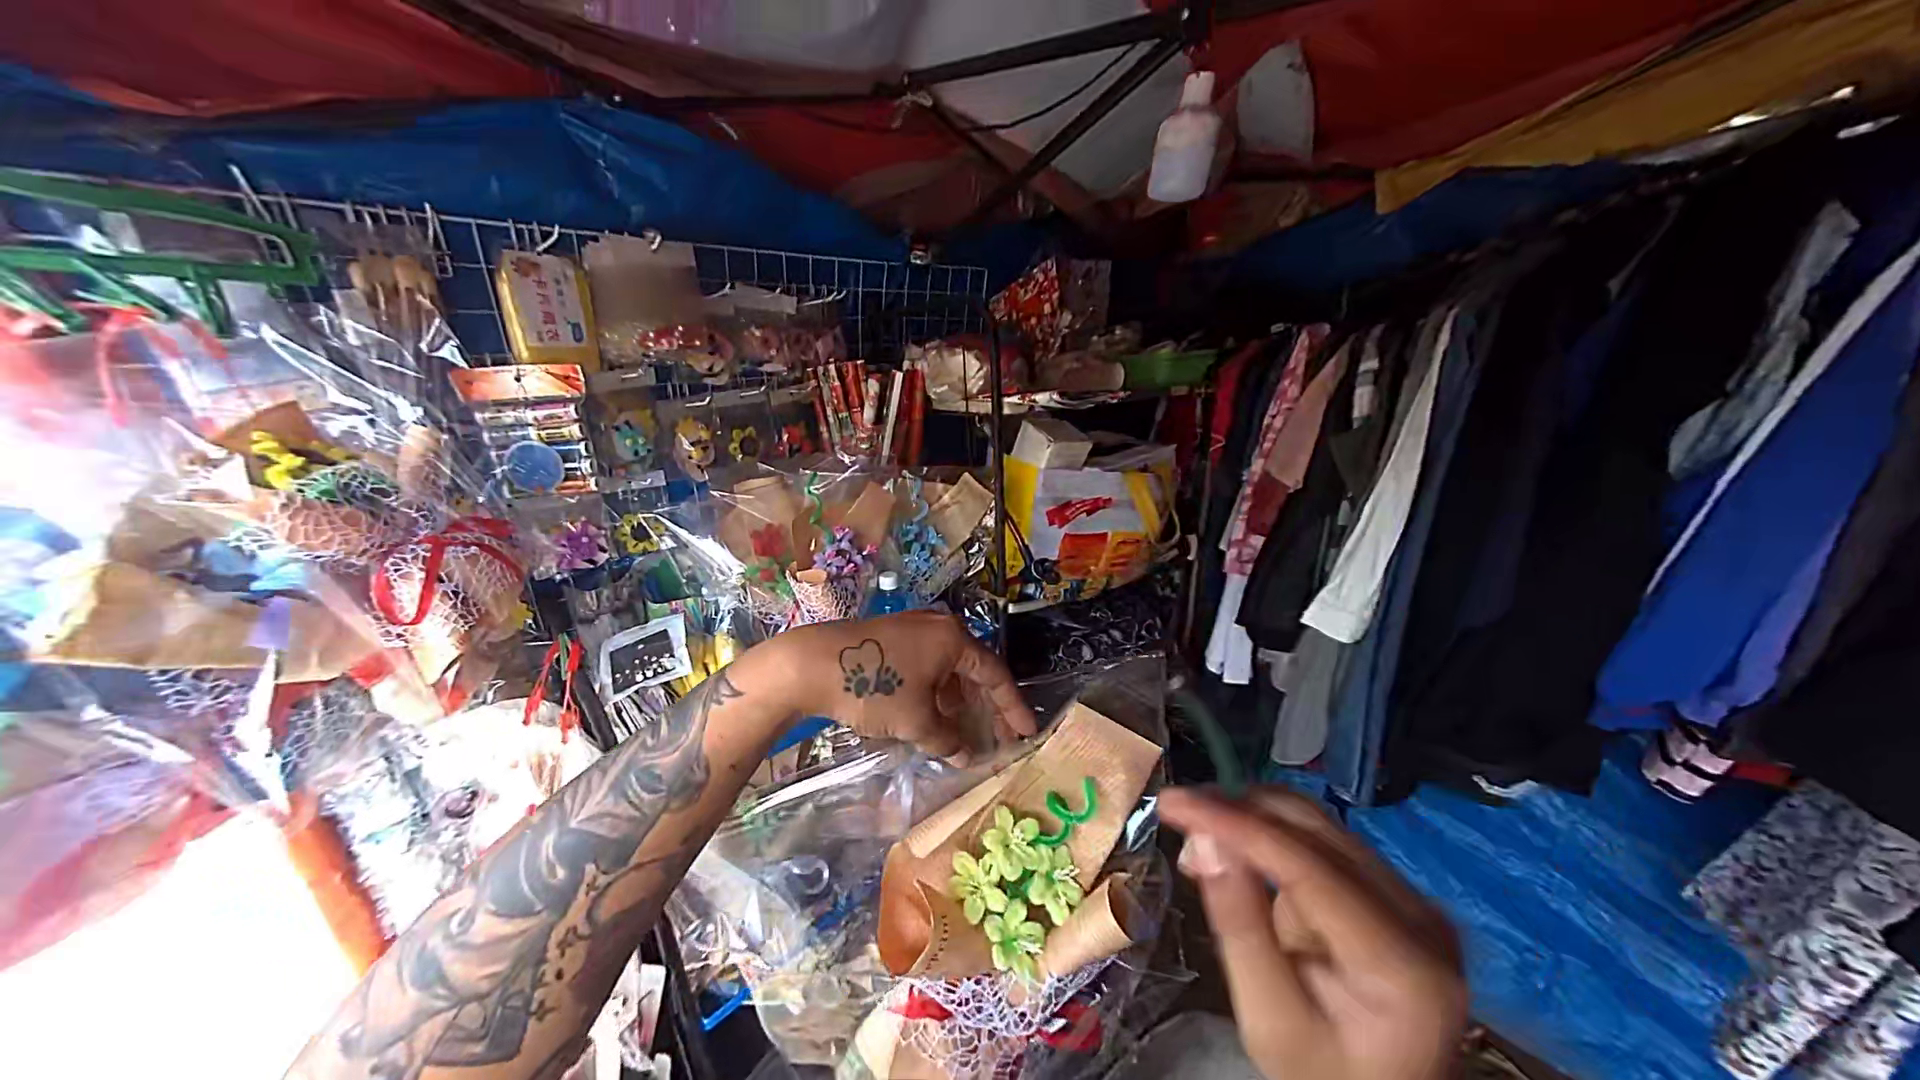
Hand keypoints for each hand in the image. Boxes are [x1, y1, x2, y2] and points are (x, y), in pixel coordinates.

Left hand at [774, 612, 1035, 758]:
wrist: (809, 665)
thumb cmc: (874, 687)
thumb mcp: (916, 721)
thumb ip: (948, 740)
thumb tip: (966, 755)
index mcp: (954, 639)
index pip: (995, 675)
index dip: (1013, 707)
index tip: (1027, 732)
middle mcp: (938, 628)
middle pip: (973, 671)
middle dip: (986, 707)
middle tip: (999, 738)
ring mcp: (912, 630)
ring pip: (948, 671)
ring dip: (958, 703)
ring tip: (963, 734)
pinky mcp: (890, 639)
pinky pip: (926, 668)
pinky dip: (935, 694)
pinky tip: (930, 718)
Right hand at [1159, 787, 1465, 1079]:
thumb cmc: (1322, 1072)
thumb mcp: (1269, 1020)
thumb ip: (1240, 928)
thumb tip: (1204, 840)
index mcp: (1402, 962)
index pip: (1307, 866)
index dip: (1235, 824)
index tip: (1172, 802)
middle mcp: (1419, 915)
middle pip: (1314, 830)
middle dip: (1236, 813)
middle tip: (1177, 821)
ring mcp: (1411, 898)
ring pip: (1314, 823)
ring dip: (1249, 820)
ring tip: (1202, 849)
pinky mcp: (1392, 888)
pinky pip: (1319, 839)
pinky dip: (1268, 835)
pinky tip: (1238, 859)